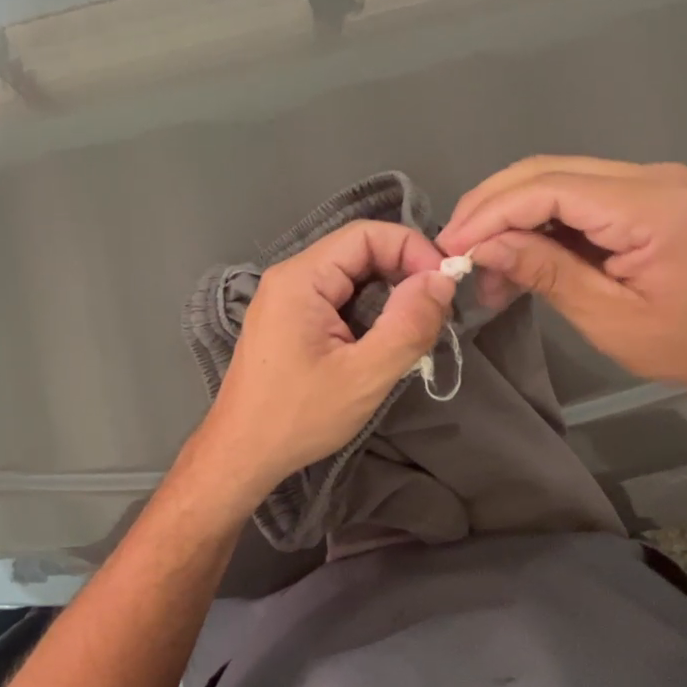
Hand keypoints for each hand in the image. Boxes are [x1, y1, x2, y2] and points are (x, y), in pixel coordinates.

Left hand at [190, 220, 457, 508]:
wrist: (242, 452)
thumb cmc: (298, 416)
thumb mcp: (364, 376)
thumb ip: (407, 324)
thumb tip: (441, 280)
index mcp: (300, 278)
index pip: (365, 234)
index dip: (411, 248)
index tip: (444, 285)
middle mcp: (288, 277)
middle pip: (356, 251)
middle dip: (402, 271)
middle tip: (436, 310)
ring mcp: (284, 298)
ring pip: (348, 275)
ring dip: (387, 292)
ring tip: (415, 328)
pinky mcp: (287, 319)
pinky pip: (335, 297)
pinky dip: (366, 309)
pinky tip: (383, 339)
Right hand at [435, 157, 686, 403]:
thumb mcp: (613, 320)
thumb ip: (546, 273)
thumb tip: (483, 247)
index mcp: (654, 206)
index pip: (548, 187)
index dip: (490, 213)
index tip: (450, 248)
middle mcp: (651, 177)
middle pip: (544, 170)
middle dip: (489, 208)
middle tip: (452, 250)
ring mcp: (650, 181)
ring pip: (553, 177)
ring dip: (508, 215)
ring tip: (482, 264)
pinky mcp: (644, 194)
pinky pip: (574, 194)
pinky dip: (536, 221)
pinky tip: (516, 256)